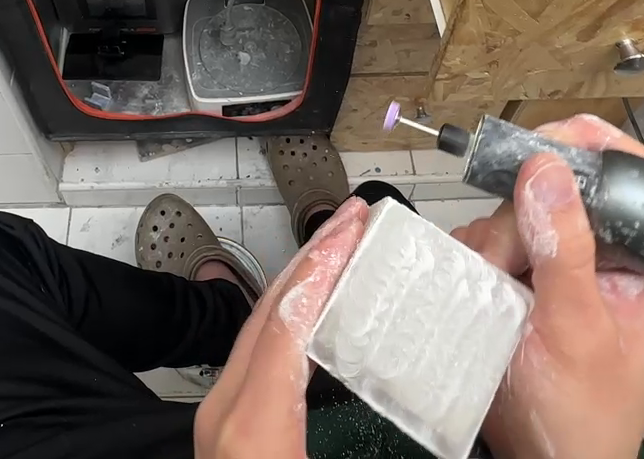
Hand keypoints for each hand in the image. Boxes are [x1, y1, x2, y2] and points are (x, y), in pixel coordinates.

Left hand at [194, 199, 369, 457]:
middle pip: (270, 307)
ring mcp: (219, 409)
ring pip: (260, 323)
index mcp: (251, 424)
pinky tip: (317, 307)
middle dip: (313, 255)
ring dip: (302, 279)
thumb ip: (358, 424)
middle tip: (351, 219)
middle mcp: (225, 406)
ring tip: (340, 248)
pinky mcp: (224, 418)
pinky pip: (258, 349)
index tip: (350, 227)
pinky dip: (291, 315)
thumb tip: (423, 415)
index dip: (321, 266)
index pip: (287, 321)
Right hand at [452, 115, 643, 458]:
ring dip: (493, 246)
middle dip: (520, 220)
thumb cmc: (579, 413)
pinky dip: (474, 257)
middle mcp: (599, 249)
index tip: (543, 146)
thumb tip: (547, 166)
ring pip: (510, 210)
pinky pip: (483, 235)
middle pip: (554, 186)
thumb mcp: (577, 329)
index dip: (592, 148)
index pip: (631, 177)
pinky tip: (483, 290)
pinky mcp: (516, 270)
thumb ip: (564, 249)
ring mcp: (554, 259)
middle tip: (512, 266)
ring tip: (500, 295)